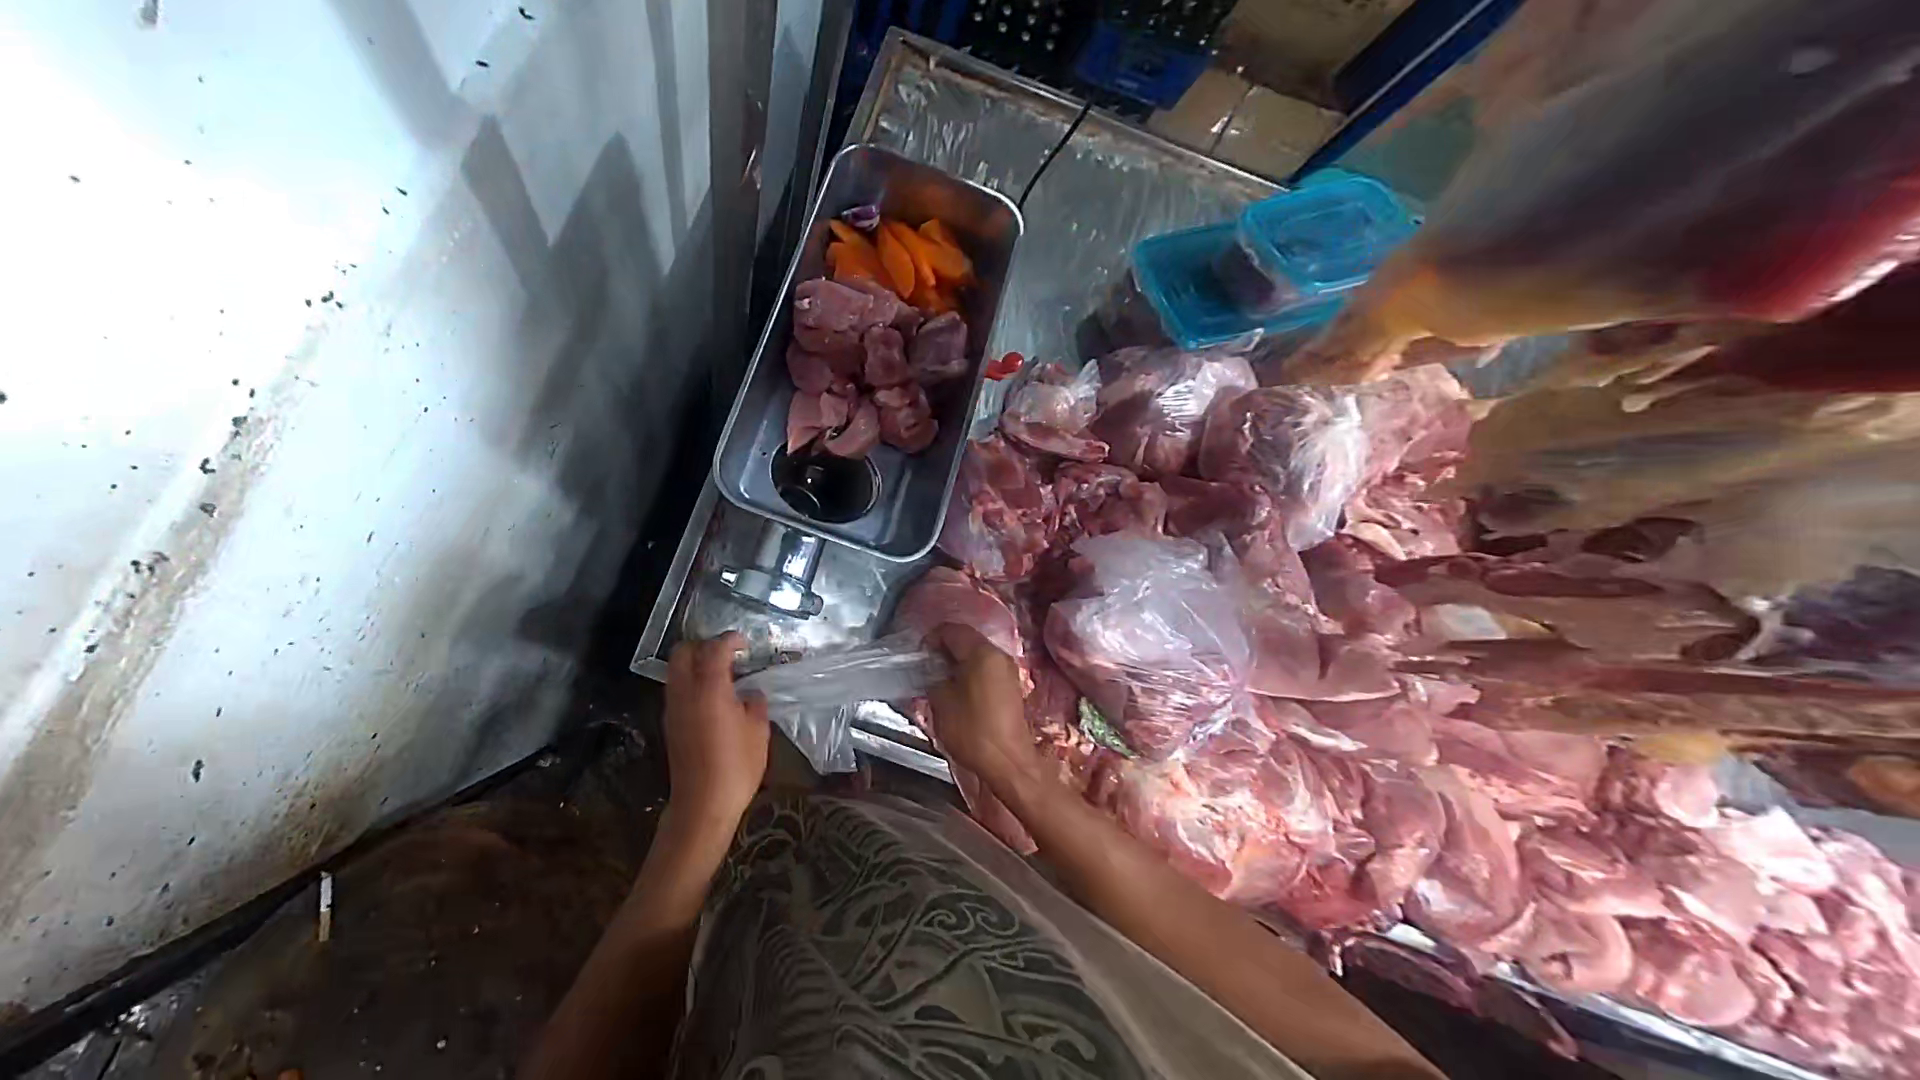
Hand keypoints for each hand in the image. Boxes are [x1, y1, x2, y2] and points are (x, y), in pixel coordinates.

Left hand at [663, 633, 769, 829]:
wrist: (702, 804)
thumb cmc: (737, 766)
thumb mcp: (758, 732)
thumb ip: (754, 704)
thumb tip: (751, 694)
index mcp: (709, 690)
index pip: (714, 650)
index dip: (729, 640)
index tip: (743, 641)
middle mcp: (685, 693)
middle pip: (683, 653)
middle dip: (704, 645)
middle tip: (727, 653)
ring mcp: (673, 709)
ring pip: (675, 670)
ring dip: (695, 663)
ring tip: (722, 673)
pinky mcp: (670, 724)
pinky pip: (677, 689)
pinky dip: (692, 682)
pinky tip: (713, 697)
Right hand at [926, 625, 1039, 792]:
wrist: (1008, 762)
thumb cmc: (972, 730)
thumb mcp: (941, 702)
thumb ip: (932, 677)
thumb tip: (930, 669)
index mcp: (982, 653)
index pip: (952, 630)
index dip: (931, 639)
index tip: (919, 657)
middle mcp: (999, 655)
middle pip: (966, 640)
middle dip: (944, 650)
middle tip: (926, 669)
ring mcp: (1008, 670)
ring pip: (977, 655)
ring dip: (956, 663)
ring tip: (939, 682)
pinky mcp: (1011, 686)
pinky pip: (986, 669)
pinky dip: (970, 673)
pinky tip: (957, 692)